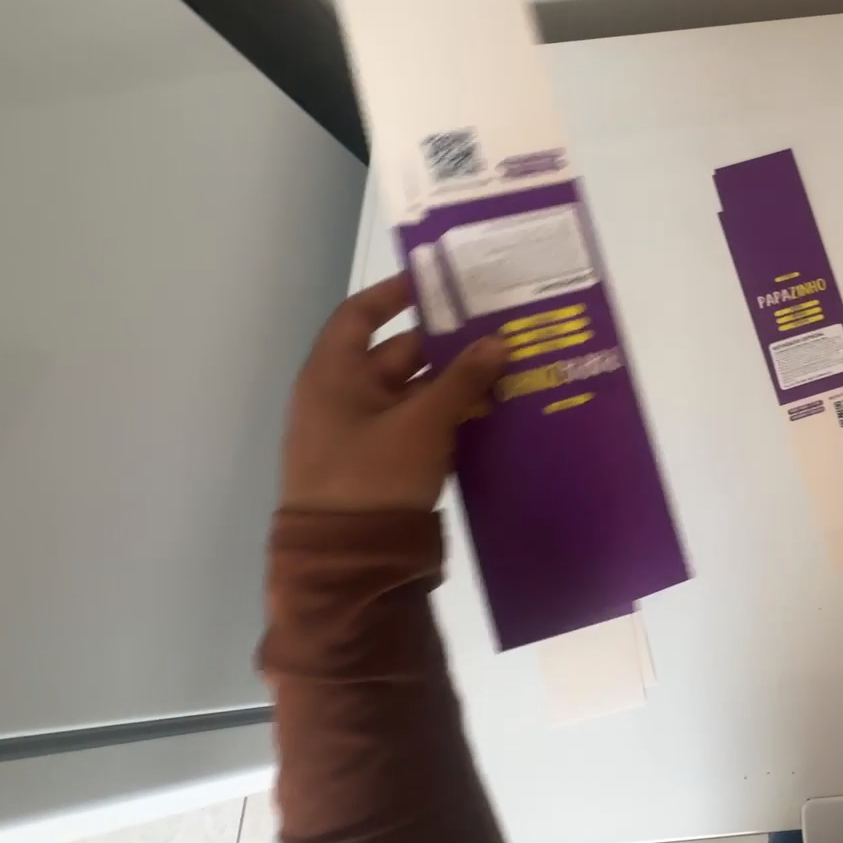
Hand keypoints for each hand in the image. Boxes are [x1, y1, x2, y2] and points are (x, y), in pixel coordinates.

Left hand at [280, 275, 507, 512]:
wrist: (350, 559)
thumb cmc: (374, 475)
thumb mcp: (423, 422)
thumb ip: (463, 379)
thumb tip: (499, 342)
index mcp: (334, 375)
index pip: (361, 316)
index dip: (396, 294)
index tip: (440, 282)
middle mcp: (346, 395)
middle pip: (400, 354)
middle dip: (448, 345)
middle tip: (498, 332)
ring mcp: (365, 429)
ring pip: (417, 390)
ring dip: (458, 382)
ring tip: (508, 370)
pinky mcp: (386, 459)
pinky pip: (422, 421)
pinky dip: (453, 413)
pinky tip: (493, 411)